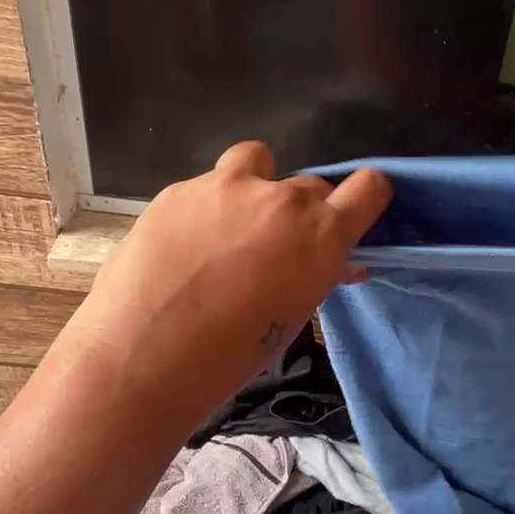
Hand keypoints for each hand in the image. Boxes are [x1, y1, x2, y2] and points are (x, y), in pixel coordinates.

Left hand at [62, 141, 391, 388]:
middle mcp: (283, 199)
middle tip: (280, 246)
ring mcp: (227, 187)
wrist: (145, 353)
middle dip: (305, 211)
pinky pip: (208, 184)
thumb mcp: (294, 315)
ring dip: (257, 183)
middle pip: (312, 185)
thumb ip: (319, 275)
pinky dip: (208, 205)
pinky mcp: (179, 189)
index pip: (369, 187)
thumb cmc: (234, 352)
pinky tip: (185, 242)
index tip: (355, 212)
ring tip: (233, 223)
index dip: (366, 197)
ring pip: (258, 161)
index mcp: (322, 234)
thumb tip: (336, 264)